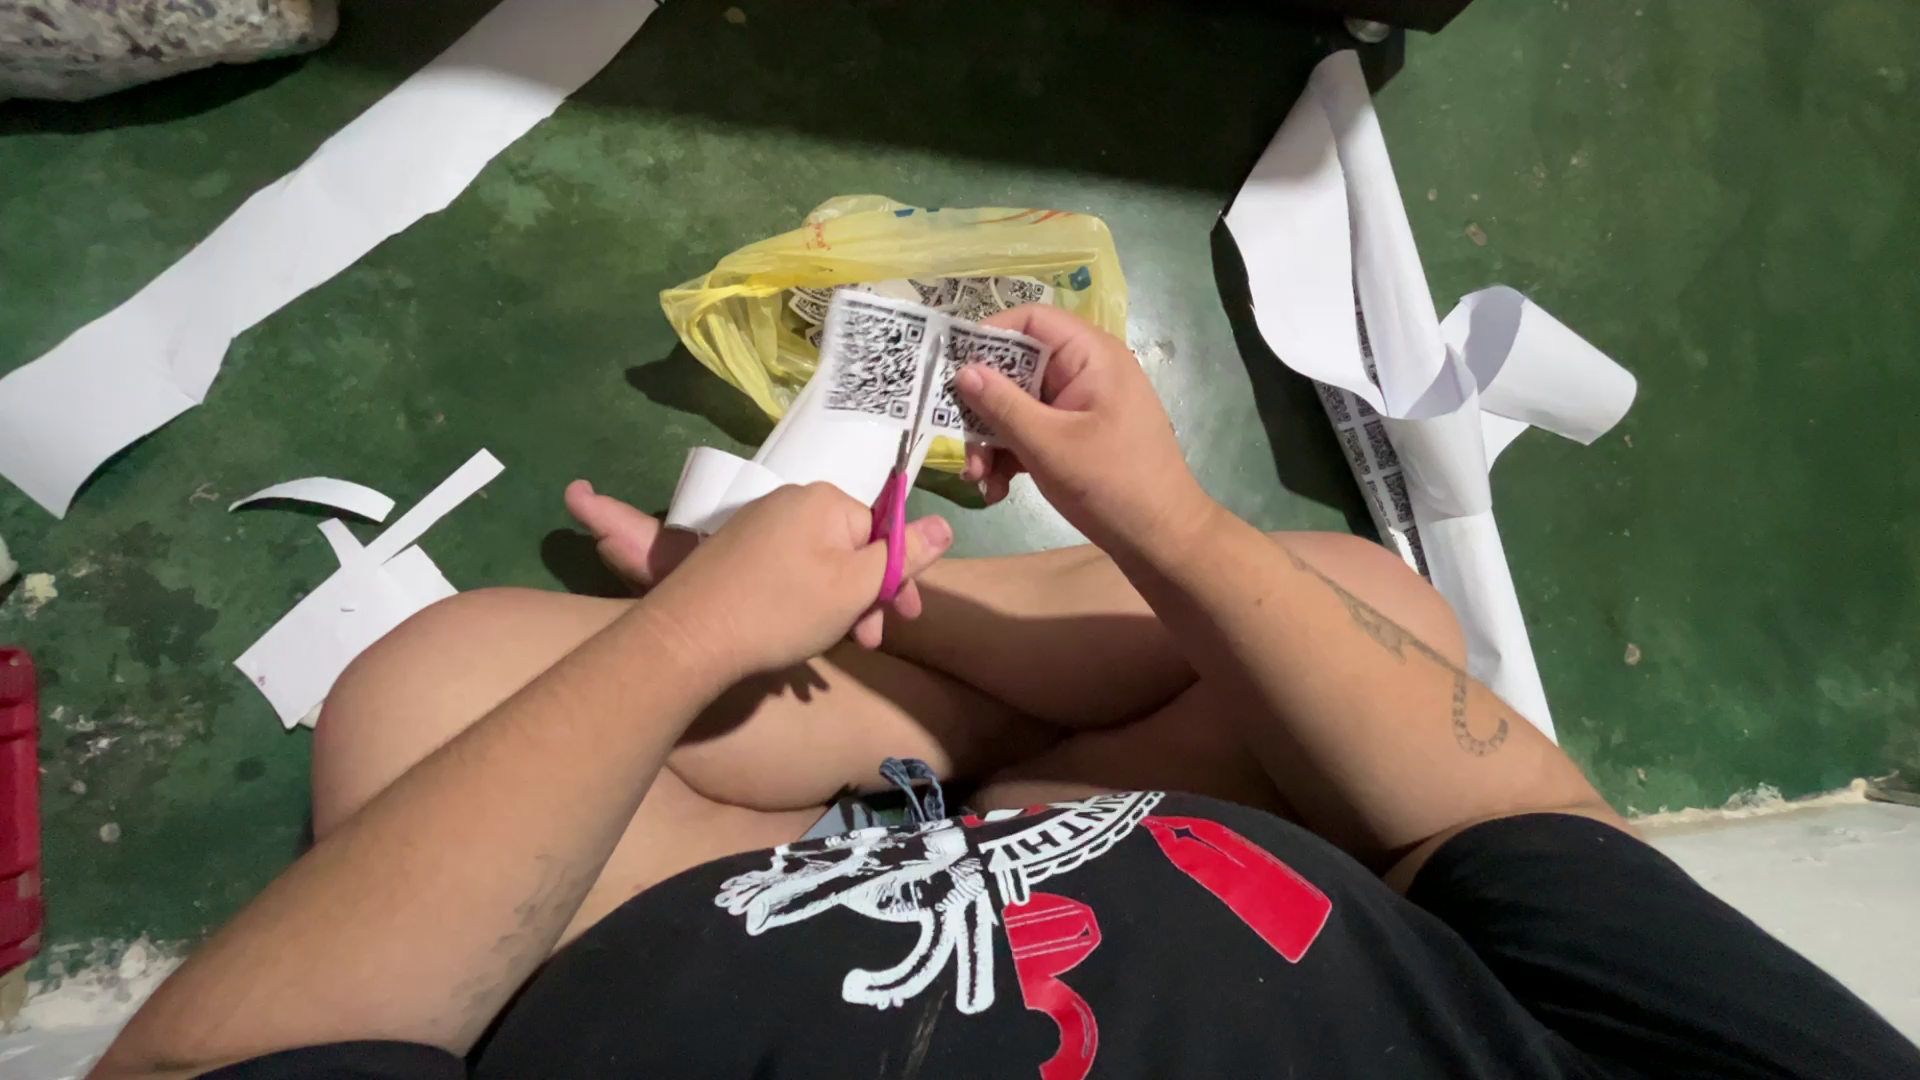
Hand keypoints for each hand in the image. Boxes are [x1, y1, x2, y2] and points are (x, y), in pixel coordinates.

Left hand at [638, 482, 950, 678]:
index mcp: (827, 500)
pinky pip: (790, 567)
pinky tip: (799, 628)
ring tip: (834, 643)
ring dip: (838, 602)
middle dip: (867, 595)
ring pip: (821, 562)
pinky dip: (805, 596)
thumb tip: (947, 524)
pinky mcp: (735, 548)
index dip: (899, 578)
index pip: (884, 532)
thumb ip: (905, 554)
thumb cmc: (785, 608)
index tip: (904, 619)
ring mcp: (758, 522)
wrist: (688, 637)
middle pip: (852, 547)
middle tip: (867, 642)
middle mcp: (792, 500)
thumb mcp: (857, 585)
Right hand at [956, 305, 1218, 556]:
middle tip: (961, 444)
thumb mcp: (1049, 444)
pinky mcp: (1073, 437)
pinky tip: (997, 490)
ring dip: (992, 442)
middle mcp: (1083, 372)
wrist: (1160, 539)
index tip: (951, 370)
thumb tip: (962, 371)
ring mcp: (1078, 406)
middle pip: (1016, 369)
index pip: (1031, 321)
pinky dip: (1010, 457)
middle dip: (983, 409)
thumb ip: (1003, 405)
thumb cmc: (1111, 483)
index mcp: (1090, 356)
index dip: (987, 337)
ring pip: (1017, 407)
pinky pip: (1030, 434)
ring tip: (979, 478)